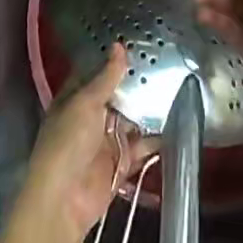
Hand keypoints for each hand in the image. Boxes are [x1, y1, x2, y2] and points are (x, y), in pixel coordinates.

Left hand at [17, 44, 157, 242]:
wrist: (64, 198)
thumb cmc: (68, 141)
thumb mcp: (86, 102)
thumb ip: (106, 77)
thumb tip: (119, 46)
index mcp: (75, 98)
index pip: (95, 73)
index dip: (113, 61)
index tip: (138, 44)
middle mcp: (91, 117)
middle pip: (117, 97)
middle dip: (137, 86)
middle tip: (166, 64)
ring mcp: (107, 140)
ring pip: (132, 120)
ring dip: (149, 111)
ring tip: (177, 90)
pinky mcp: (121, 163)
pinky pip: (141, 147)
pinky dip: (156, 140)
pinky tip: (176, 127)